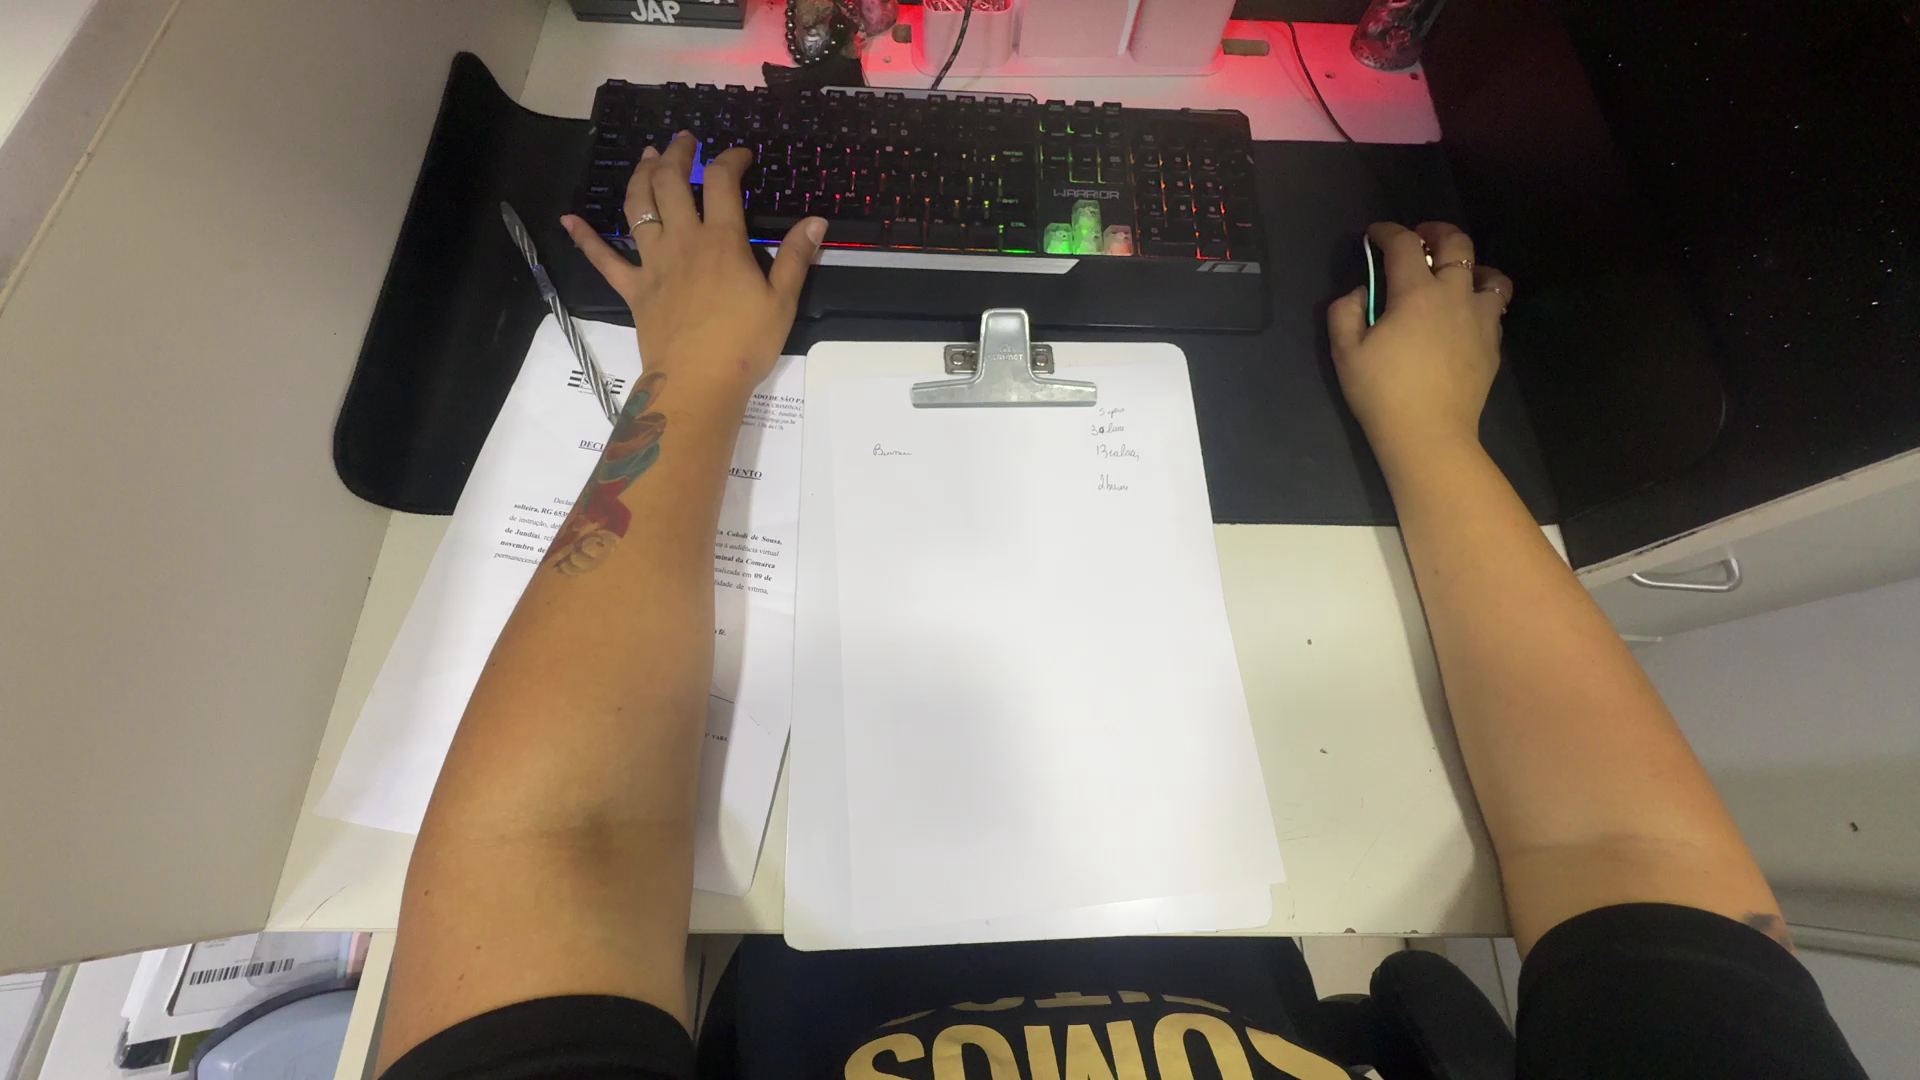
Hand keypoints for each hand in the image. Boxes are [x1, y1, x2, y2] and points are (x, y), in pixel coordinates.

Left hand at [561, 131, 825, 400]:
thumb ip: (796, 257)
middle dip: (677, 153)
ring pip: (638, 207)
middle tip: (683, 141)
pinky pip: (604, 260)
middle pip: (671, 182)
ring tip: (646, 157)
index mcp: (722, 242)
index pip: (722, 183)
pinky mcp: (634, 289)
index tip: (741, 154)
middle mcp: (684, 241)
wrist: (700, 381)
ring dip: (640, 175)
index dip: (731, 159)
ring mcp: (654, 263)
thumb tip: (816, 221)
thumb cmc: (746, 344)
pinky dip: (586, 238)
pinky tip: (569, 220)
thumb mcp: (782, 301)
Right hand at [1328, 222, 1513, 455]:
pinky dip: (1478, 297)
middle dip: (1435, 232)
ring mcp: (1479, 317)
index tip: (1375, 233)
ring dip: (1468, 264)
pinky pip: (1492, 305)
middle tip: (1420, 236)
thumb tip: (1358, 292)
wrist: (1428, 431)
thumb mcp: (1345, 353)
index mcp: (1416, 293)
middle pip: (1456, 245)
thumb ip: (1345, 313)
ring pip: (1487, 273)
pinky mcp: (1491, 341)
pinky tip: (1462, 312)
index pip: (1404, 246)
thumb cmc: (1381, 391)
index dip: (1388, 233)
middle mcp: (1454, 295)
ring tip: (1454, 273)